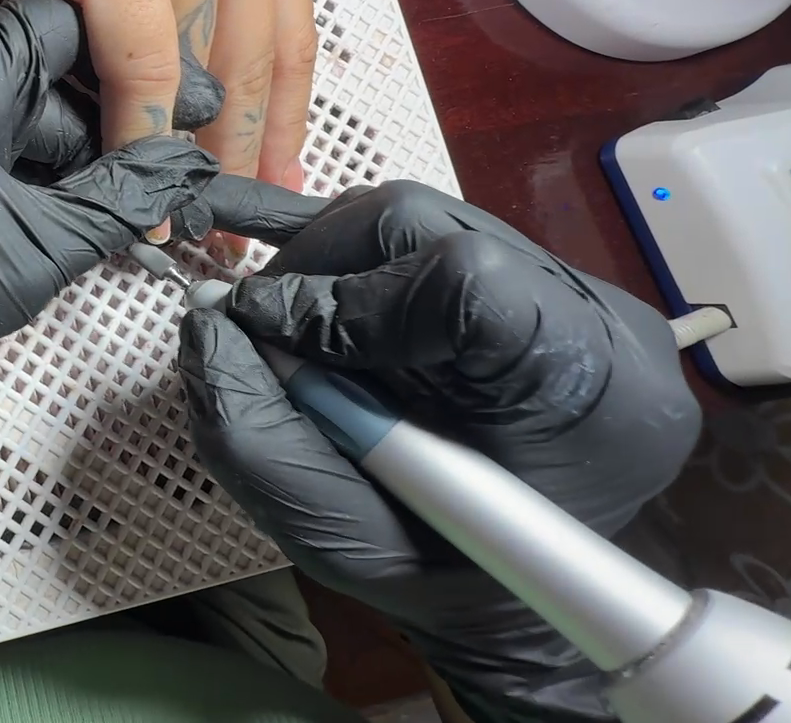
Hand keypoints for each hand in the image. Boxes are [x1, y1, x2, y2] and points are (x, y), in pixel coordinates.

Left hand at [0, 0, 222, 527]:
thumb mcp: (32, 244)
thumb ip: (119, 200)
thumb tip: (183, 170)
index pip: (75, 26)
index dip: (139, 66)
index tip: (192, 111)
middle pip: (48, 78)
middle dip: (108, 132)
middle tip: (170, 181)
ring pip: (14, 119)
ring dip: (68, 165)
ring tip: (130, 213)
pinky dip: (23, 178)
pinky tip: (67, 221)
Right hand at [0, 0, 316, 213]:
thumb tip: (158, 58)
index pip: (286, 37)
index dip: (285, 123)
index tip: (272, 180)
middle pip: (260, 68)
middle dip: (250, 161)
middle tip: (235, 230)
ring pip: (206, 78)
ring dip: (195, 162)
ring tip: (184, 221)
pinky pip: (142, 69)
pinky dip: (138, 134)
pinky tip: (134, 181)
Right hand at [176, 179, 700, 721]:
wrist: (499, 576)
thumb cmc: (430, 570)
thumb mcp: (326, 525)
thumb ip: (250, 428)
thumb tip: (205, 314)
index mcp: (583, 392)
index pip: (463, 282)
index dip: (344, 300)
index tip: (270, 339)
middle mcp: (585, 314)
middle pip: (417, 224)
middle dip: (310, 265)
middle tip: (259, 322)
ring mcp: (546, 281)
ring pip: (398, 214)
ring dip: (314, 256)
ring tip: (283, 315)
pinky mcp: (498, 266)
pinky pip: (399, 224)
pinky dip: (322, 236)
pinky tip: (258, 233)